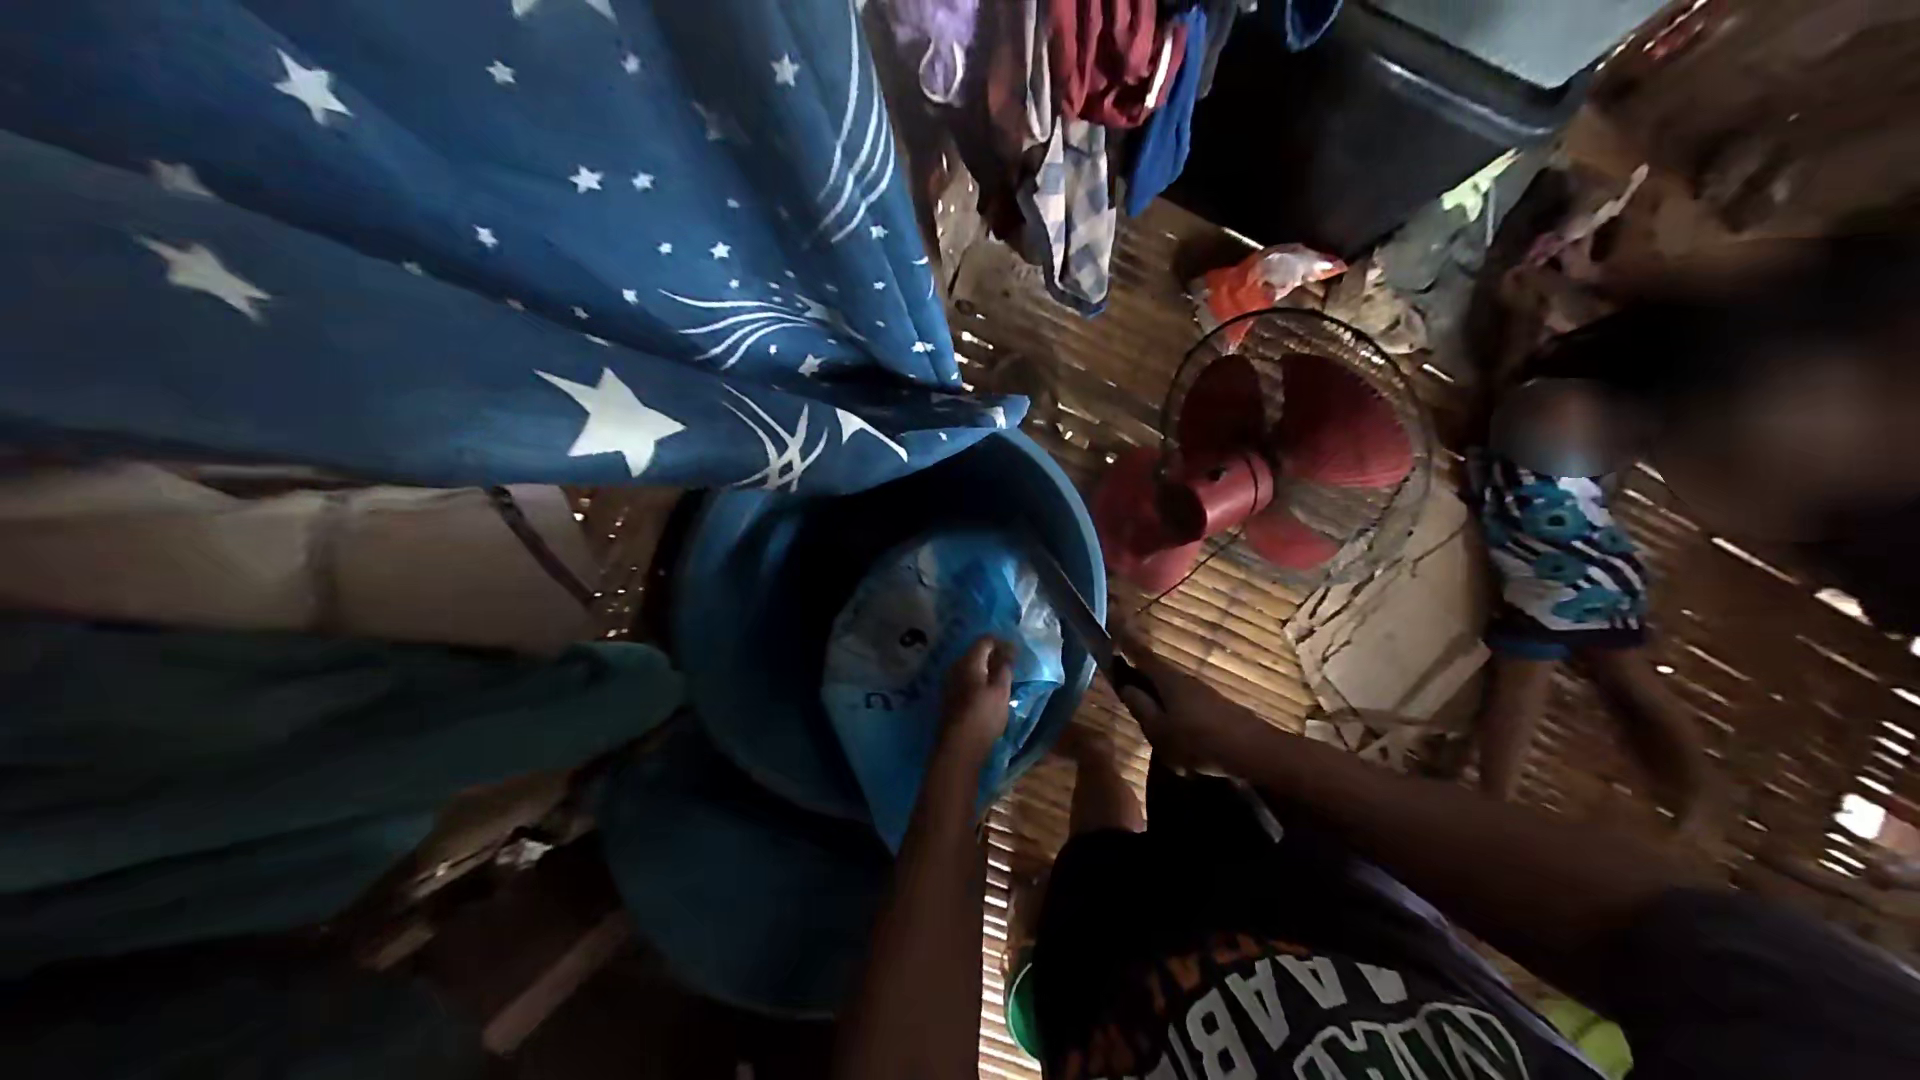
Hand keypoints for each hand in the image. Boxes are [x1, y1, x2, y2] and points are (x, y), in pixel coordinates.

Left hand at [939, 637, 1014, 762]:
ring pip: (970, 666)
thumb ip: (1004, 668)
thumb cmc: (984, 716)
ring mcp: (950, 681)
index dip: (1001, 642)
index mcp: (968, 661)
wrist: (959, 747)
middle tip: (1011, 665)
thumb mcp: (1001, 691)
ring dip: (986, 668)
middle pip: (976, 652)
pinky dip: (979, 679)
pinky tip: (988, 691)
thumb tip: (1008, 651)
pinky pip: (966, 678)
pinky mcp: (949, 696)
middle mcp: (955, 667)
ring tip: (1003, 679)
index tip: (1015, 653)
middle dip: (994, 655)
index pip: (985, 640)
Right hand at [1112, 628, 1262, 769]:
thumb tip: (1125, 687)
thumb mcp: (1159, 729)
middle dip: (1141, 679)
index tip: (1113, 627)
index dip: (1126, 642)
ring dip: (1160, 703)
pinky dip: (1176, 715)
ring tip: (1155, 729)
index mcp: (1167, 680)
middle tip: (1127, 696)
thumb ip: (1140, 707)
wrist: (1254, 752)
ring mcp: (1202, 693)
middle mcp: (1184, 679)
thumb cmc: (1198, 741)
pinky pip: (1185, 705)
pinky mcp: (1215, 708)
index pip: (1141, 654)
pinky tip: (1179, 739)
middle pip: (1156, 673)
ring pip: (1171, 692)